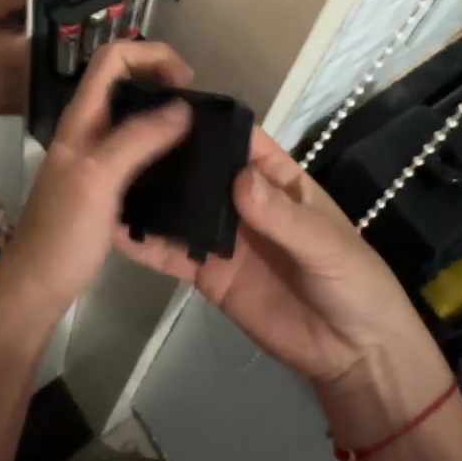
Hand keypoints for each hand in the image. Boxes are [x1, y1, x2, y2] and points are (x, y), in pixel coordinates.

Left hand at [0, 41, 193, 316]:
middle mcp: (87, 129)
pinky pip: (135, 146)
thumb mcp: (99, 180)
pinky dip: (159, 142)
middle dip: (161, 78)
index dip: (150, 54)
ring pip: (130, 113)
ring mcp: (93, 156)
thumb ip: (137, 139)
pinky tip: (180, 164)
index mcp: (81, 118)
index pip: (113, 58)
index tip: (187, 80)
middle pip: (123, 80)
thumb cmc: (63, 233)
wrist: (37, 288)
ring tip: (196, 131)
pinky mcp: (103, 182)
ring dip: (162, 110)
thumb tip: (182, 106)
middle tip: (198, 105)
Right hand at [117, 129, 451, 419]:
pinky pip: (172, 253)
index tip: (164, 104)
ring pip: (178, 206)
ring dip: (149, 194)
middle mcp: (241, 199)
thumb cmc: (354, 282)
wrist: (354, 356)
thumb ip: (282, 216)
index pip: (237, 138)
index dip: (207, 121)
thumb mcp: (327, 245)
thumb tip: (238, 178)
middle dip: (165, 153)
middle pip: (199, 169)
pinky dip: (145, 243)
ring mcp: (221, 235)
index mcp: (275, 178)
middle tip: (118, 137)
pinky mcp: (207, 272)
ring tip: (107, 176)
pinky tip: (114, 229)